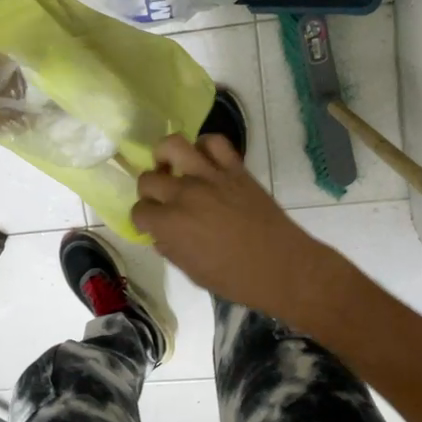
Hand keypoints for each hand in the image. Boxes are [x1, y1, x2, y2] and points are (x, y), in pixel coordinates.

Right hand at [131, 134, 334, 309]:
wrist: (282, 267)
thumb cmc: (236, 279)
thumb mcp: (193, 273)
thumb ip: (171, 249)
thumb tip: (161, 235)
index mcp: (171, 224)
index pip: (139, 211)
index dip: (142, 220)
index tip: (150, 225)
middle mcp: (184, 194)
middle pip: (148, 178)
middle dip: (149, 191)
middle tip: (161, 200)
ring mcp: (210, 177)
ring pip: (173, 145)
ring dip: (165, 156)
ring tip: (172, 167)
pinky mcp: (235, 169)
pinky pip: (214, 142)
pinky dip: (204, 146)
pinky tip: (204, 161)